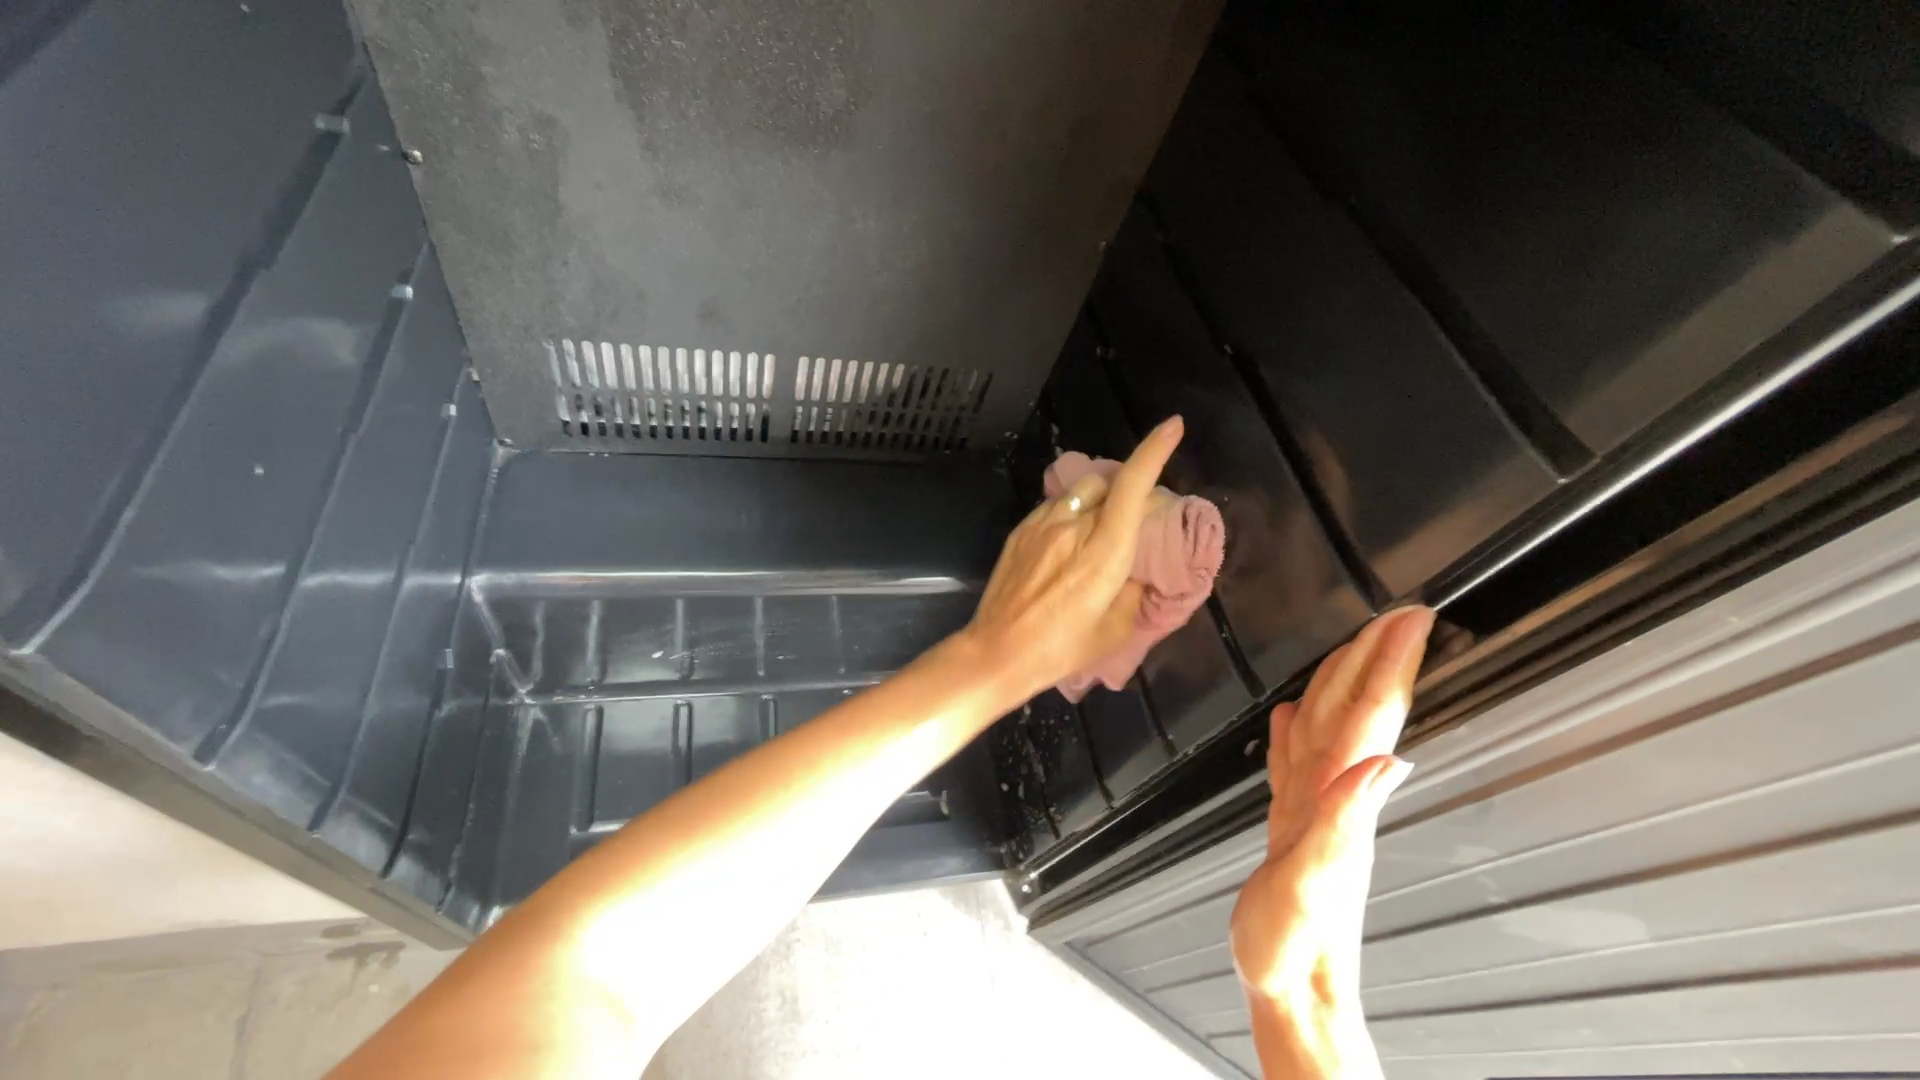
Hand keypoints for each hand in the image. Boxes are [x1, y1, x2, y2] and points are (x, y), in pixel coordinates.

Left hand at [958, 416, 1183, 702]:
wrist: (997, 651)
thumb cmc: (1061, 647)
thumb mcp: (1114, 629)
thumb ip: (1133, 591)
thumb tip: (1135, 571)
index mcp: (1105, 550)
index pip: (1132, 484)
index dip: (1154, 450)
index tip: (1172, 426)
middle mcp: (1073, 525)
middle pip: (1106, 481)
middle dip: (1124, 486)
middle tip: (1131, 513)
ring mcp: (1042, 525)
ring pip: (1078, 491)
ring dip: (1095, 499)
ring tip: (1095, 529)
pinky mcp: (1020, 532)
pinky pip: (1053, 507)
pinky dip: (1069, 513)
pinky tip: (1065, 543)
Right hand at [1229, 607, 1433, 1051]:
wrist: (1292, 986)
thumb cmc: (1293, 945)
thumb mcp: (1312, 887)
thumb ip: (1345, 822)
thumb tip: (1385, 762)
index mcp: (1337, 802)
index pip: (1370, 720)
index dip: (1388, 668)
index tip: (1409, 620)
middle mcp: (1331, 798)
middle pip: (1354, 715)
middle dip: (1374, 662)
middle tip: (1392, 616)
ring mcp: (1312, 810)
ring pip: (1328, 731)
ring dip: (1341, 686)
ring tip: (1348, 649)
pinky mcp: (1292, 825)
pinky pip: (1294, 762)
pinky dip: (1295, 732)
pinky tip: (1293, 717)